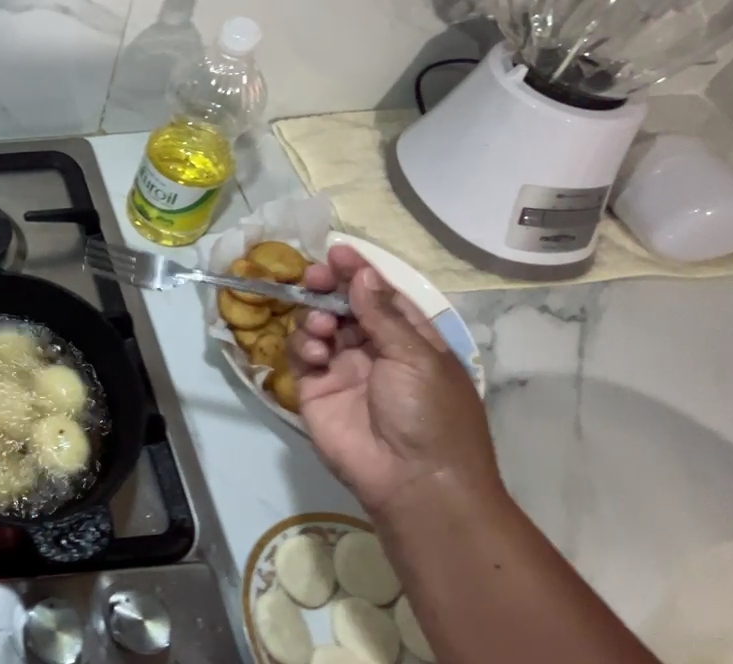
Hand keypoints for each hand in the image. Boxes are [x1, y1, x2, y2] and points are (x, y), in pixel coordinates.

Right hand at [291, 245, 499, 515]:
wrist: (414, 481)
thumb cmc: (431, 415)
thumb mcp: (417, 358)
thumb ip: (382, 314)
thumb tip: (362, 272)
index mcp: (410, 341)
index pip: (380, 296)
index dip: (359, 273)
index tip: (336, 251)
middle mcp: (374, 351)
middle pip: (343, 306)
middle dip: (327, 288)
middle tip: (314, 278)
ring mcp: (343, 370)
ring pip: (318, 327)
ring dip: (316, 318)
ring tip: (322, 328)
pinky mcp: (315, 389)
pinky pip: (301, 356)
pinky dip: (304, 347)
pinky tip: (316, 356)